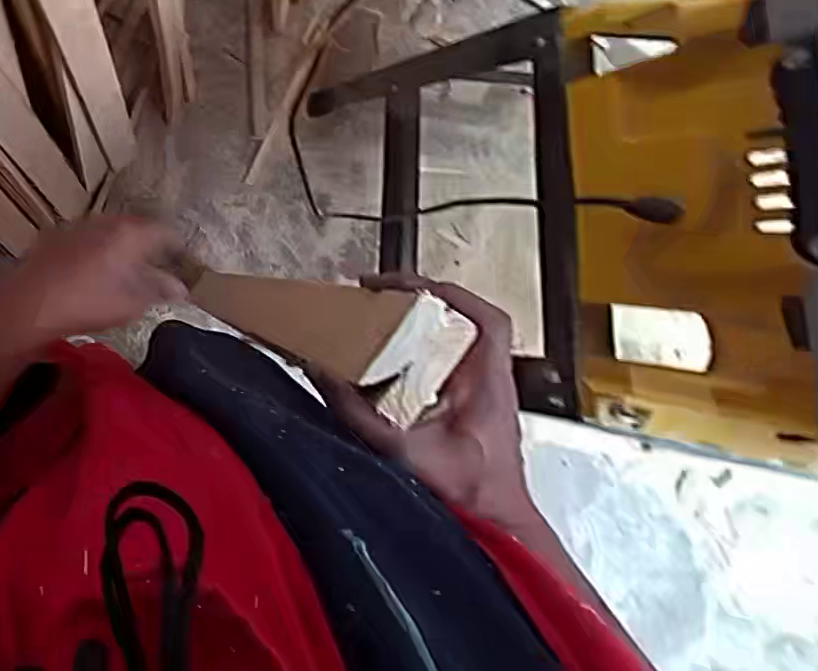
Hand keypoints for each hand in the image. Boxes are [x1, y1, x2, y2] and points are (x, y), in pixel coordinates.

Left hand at [0, 216, 186, 360]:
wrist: (27, 304)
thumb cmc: (85, 303)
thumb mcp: (130, 303)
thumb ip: (158, 290)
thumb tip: (180, 287)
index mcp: (127, 233)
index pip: (163, 231)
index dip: (177, 243)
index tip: (185, 257)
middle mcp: (103, 222)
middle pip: (135, 228)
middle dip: (149, 244)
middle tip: (159, 263)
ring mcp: (76, 227)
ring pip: (109, 232)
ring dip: (122, 247)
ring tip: (129, 269)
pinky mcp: (54, 238)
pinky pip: (87, 240)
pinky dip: (98, 251)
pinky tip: (95, 272)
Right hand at [317, 273, 539, 532]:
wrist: (498, 530)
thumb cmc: (470, 495)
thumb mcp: (404, 452)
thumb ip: (357, 414)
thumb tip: (319, 372)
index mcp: (486, 384)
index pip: (488, 320)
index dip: (451, 292)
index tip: (408, 285)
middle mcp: (485, 381)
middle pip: (462, 319)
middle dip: (420, 297)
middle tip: (379, 291)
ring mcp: (477, 391)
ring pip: (452, 336)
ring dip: (415, 319)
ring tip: (376, 311)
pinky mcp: (463, 402)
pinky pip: (439, 357)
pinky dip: (411, 345)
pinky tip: (383, 350)